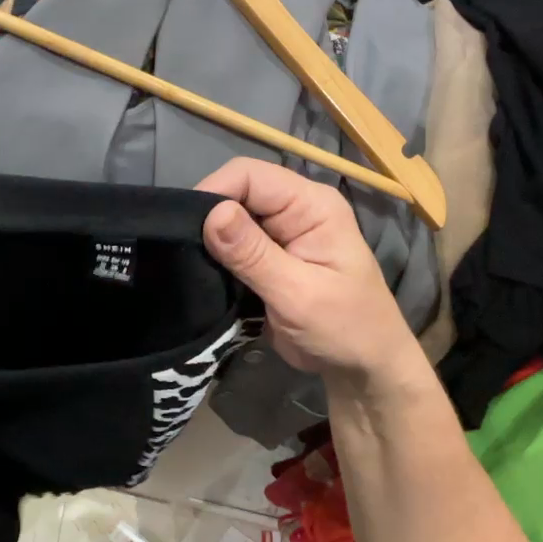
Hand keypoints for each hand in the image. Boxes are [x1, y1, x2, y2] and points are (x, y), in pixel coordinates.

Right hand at [197, 159, 427, 391]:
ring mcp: (281, 235)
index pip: (250, 176)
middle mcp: (294, 211)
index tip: (182, 228)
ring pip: (230, 221)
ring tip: (186, 266)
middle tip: (180, 252)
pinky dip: (216, 259)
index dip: (213, 192)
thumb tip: (212, 214)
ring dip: (208, 241)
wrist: (362, 365)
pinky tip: (201, 277)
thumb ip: (254, 255)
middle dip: (206, 217)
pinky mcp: (267, 260)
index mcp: (311, 206)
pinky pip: (232, 247)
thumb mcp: (298, 294)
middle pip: (236, 193)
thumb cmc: (345, 328)